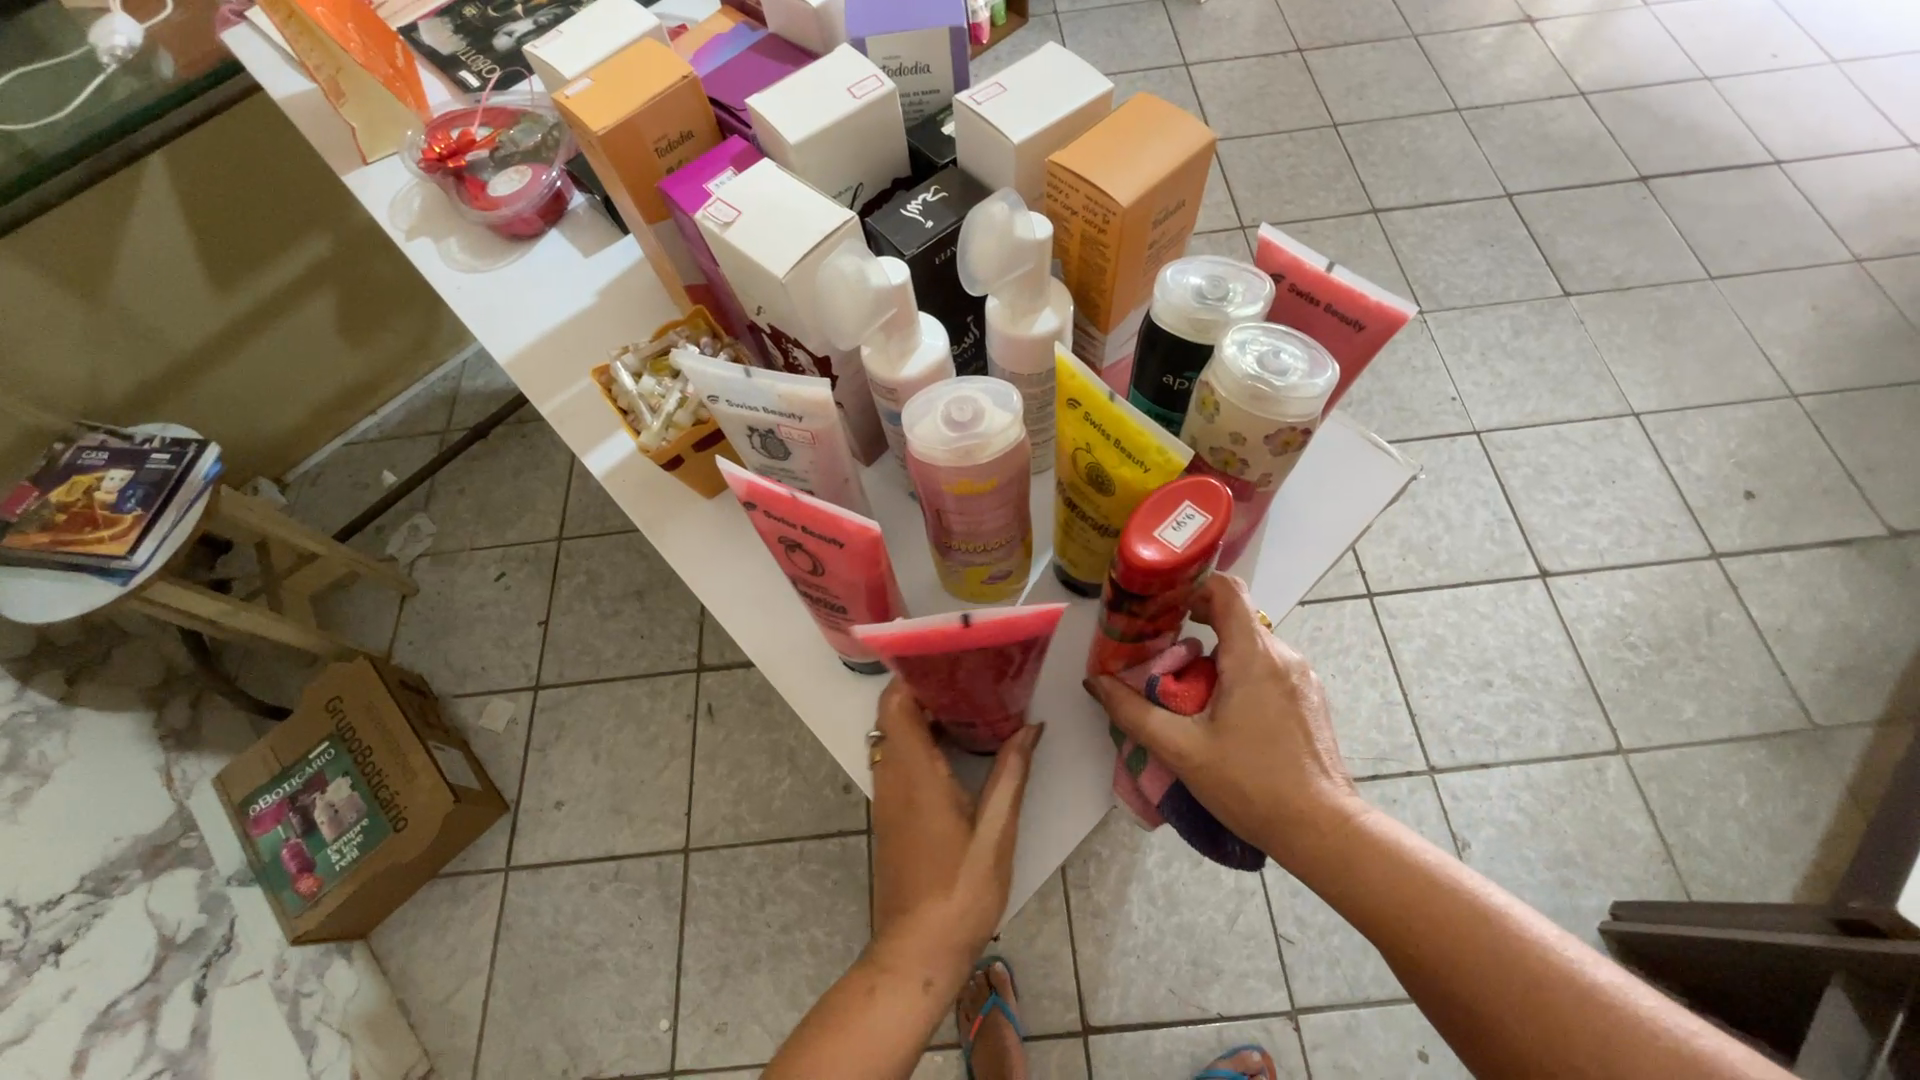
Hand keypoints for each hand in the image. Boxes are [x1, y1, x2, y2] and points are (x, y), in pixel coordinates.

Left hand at [869, 678, 1042, 963]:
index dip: (913, 673)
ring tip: (973, 704)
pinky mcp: (892, 814)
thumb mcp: (997, 830)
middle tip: (972, 677)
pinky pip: (899, 760)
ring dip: (925, 716)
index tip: (949, 657)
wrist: (918, 948)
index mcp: (915, 771)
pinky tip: (961, 750)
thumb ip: (1012, 773)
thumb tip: (1030, 727)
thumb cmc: (960, 888)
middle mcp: (892, 775)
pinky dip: (923, 743)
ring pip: (895, 737)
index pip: (896, 702)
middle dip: (927, 689)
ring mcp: (888, 796)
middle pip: (894, 713)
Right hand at [1086, 574, 1361, 866]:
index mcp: (1254, 656)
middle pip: (1234, 616)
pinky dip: (1236, 672)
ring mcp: (1301, 677)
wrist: (1322, 830)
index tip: (1158, 602)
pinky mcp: (1308, 699)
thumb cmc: (1251, 785)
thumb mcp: (1181, 750)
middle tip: (1157, 647)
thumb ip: (1133, 712)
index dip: (1189, 585)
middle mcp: (1283, 655)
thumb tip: (1097, 683)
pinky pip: (1266, 667)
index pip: (1225, 588)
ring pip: (1250, 644)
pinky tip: (1217, 709)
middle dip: (1193, 623)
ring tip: (1181, 685)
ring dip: (1214, 652)